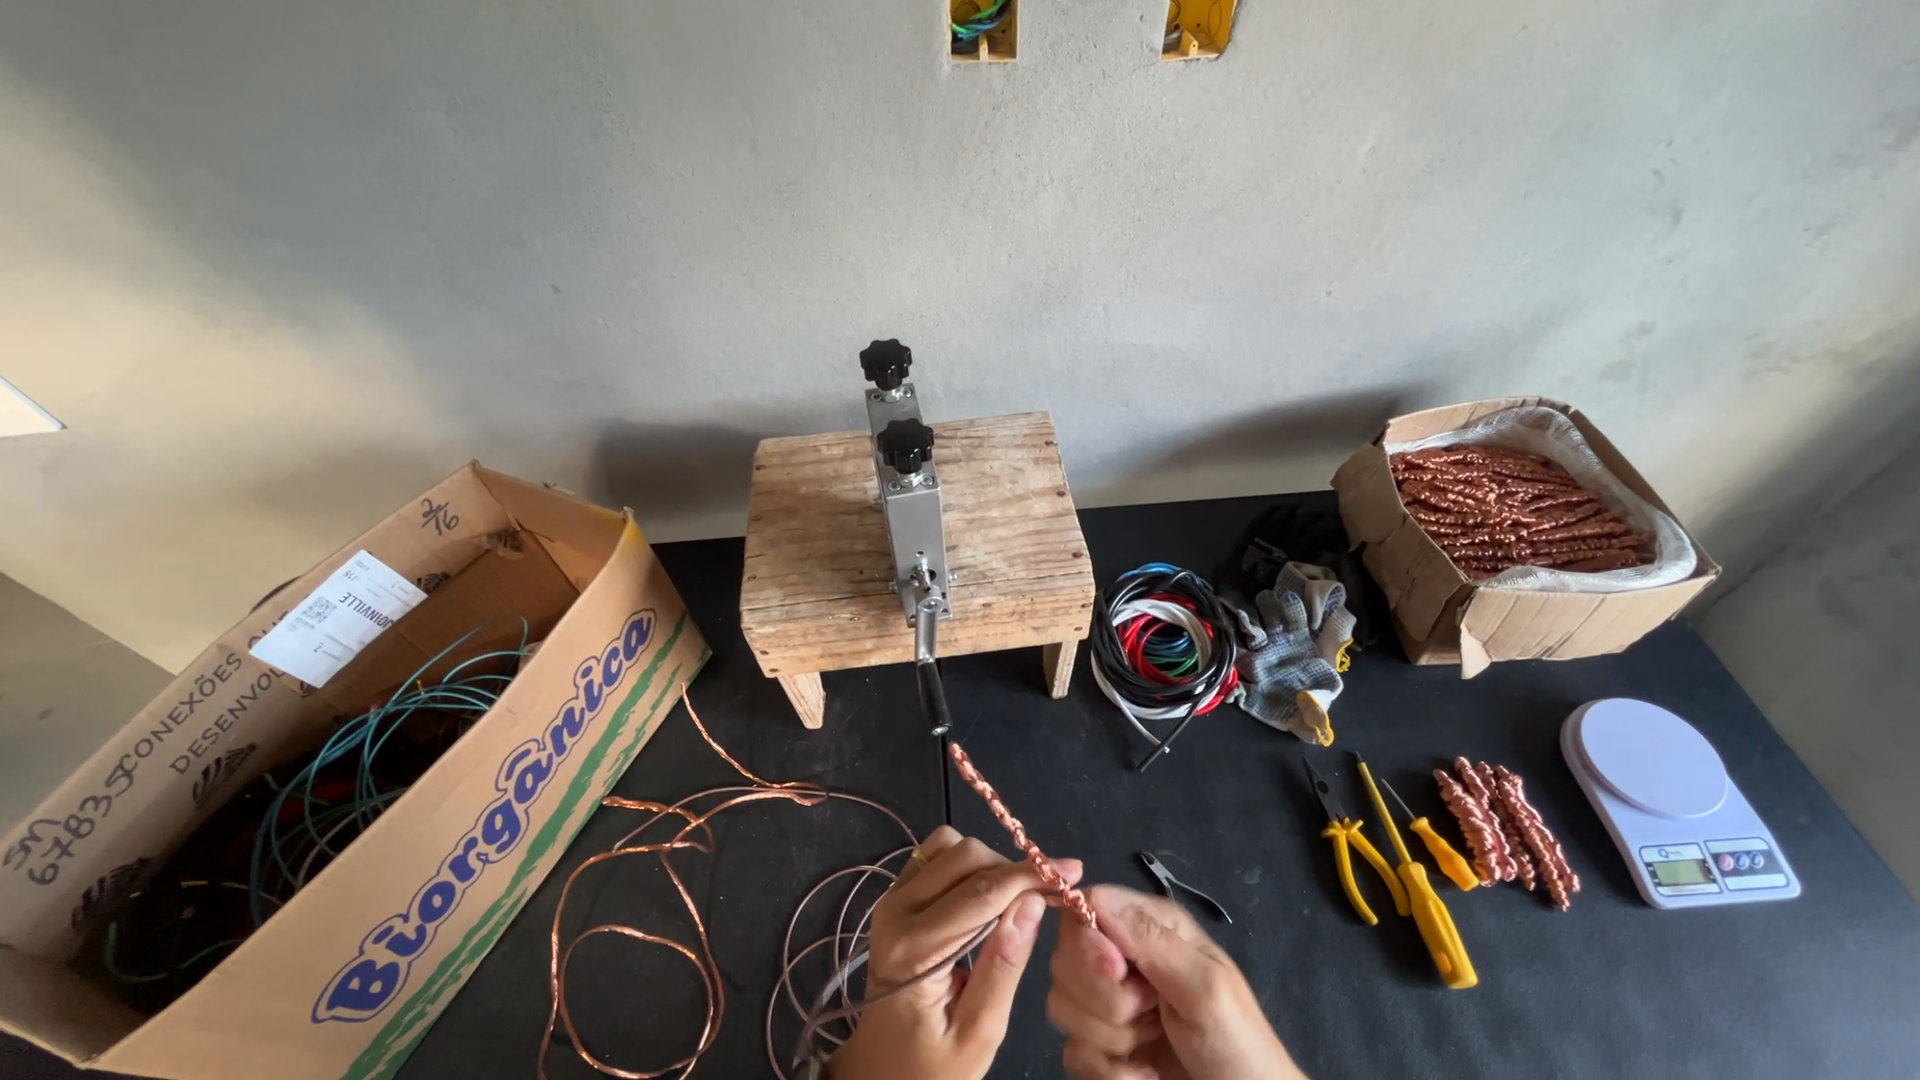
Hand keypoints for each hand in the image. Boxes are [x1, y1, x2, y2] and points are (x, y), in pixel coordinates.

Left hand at [829, 826, 1081, 1079]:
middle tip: (1049, 895)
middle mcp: (895, 909)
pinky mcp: (896, 895)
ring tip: (1016, 900)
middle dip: (1013, 870)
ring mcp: (891, 898)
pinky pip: (936, 854)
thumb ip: (1004, 965)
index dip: (1030, 876)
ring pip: (950, 845)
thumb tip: (1035, 901)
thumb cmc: (931, 1066)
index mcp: (912, 947)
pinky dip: (968, 862)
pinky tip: (987, 893)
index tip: (1072, 872)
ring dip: (989, 863)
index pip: (981, 892)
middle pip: (965, 856)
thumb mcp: (978, 1034)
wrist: (881, 1070)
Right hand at [1048, 885, 1306, 1079]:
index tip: (1116, 971)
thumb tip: (1093, 895)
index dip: (1088, 939)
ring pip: (1062, 1004)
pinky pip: (1073, 1051)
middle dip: (1105, 998)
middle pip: (1065, 958)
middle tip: (1151, 1013)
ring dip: (1110, 1037)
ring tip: (1153, 1042)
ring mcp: (1107, 1004)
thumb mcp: (1204, 985)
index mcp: (1148, 926)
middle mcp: (1122, 957)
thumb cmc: (1236, 1041)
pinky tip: (1143, 1072)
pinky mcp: (1099, 1047)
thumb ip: (1149, 939)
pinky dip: (1109, 1071)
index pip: (1085, 906)